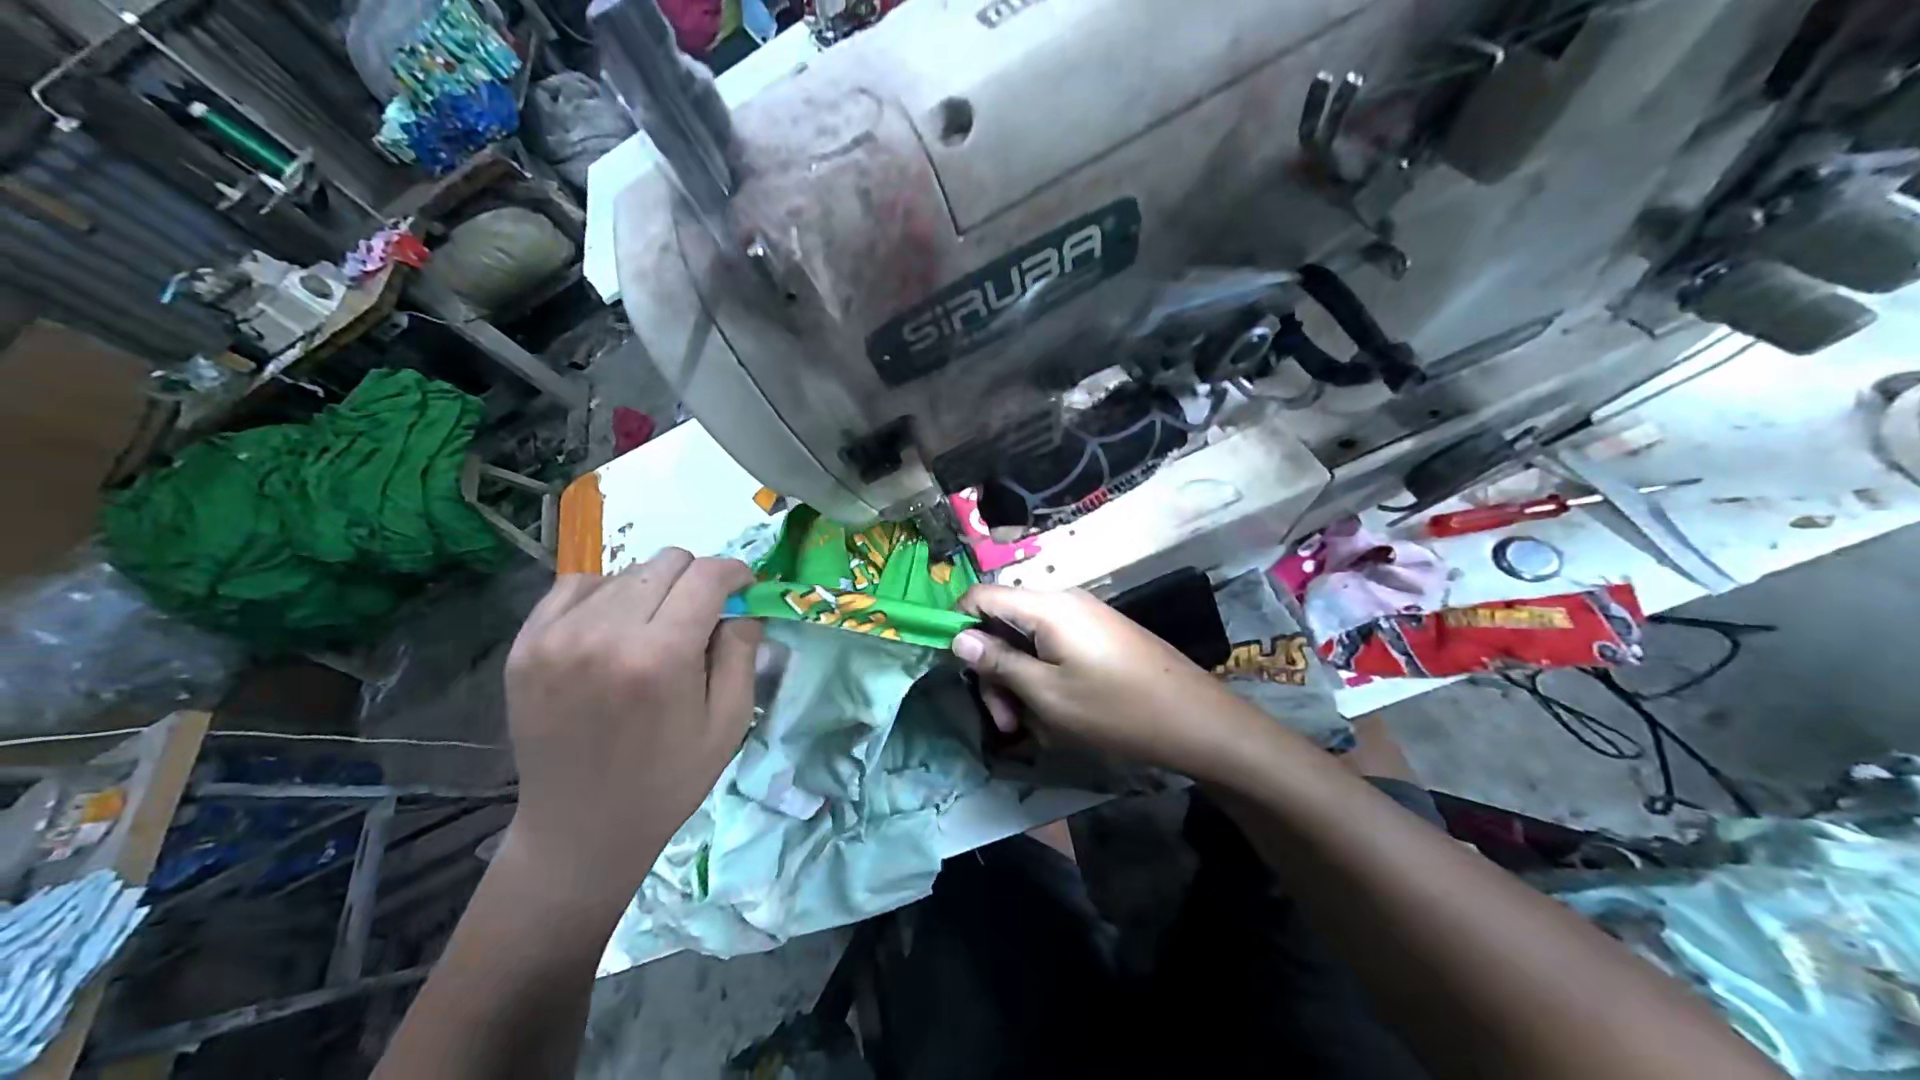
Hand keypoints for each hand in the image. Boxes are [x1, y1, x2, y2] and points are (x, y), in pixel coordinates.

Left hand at [500, 549, 760, 910]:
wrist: (580, 827)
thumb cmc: (669, 780)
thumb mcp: (729, 721)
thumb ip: (742, 651)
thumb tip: (742, 604)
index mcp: (660, 657)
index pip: (706, 575)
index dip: (735, 574)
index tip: (743, 590)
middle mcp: (604, 634)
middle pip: (667, 562)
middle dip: (696, 580)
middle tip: (701, 616)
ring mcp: (556, 636)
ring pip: (626, 572)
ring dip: (653, 590)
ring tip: (654, 631)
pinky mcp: (526, 644)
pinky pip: (578, 585)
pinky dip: (606, 596)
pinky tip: (614, 631)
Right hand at [950, 585, 1276, 781]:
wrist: (1196, 721)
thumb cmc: (1115, 709)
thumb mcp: (1046, 694)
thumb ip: (997, 662)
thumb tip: (956, 636)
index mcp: (1046, 606)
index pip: (981, 595)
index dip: (958, 626)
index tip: (959, 671)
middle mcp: (1064, 601)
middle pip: (1004, 623)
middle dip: (995, 672)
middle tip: (1005, 722)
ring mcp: (1086, 618)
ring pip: (1029, 641)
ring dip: (1020, 682)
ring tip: (1032, 728)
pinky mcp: (1101, 636)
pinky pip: (1055, 648)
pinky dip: (1045, 678)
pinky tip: (1058, 714)